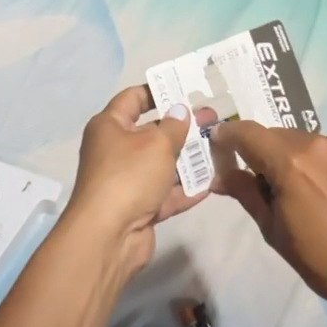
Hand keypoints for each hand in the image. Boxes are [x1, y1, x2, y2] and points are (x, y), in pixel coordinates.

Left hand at [60, 86, 210, 274]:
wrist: (108, 236)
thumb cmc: (129, 175)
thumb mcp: (156, 143)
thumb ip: (174, 126)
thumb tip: (180, 111)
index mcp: (110, 126)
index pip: (133, 99)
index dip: (157, 91)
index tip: (185, 89)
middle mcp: (115, 150)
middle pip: (151, 132)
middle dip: (182, 127)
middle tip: (213, 120)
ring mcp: (126, 181)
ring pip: (160, 165)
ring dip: (187, 159)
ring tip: (218, 149)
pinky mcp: (137, 208)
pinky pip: (164, 194)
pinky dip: (184, 190)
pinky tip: (210, 184)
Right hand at [210, 121, 326, 302]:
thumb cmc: (318, 257)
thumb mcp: (272, 229)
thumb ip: (245, 192)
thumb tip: (219, 176)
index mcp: (288, 162)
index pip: (246, 133)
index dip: (228, 135)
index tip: (219, 144)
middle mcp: (314, 143)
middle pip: (275, 136)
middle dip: (263, 152)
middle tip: (263, 182)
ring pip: (303, 140)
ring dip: (294, 156)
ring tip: (301, 189)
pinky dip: (320, 162)